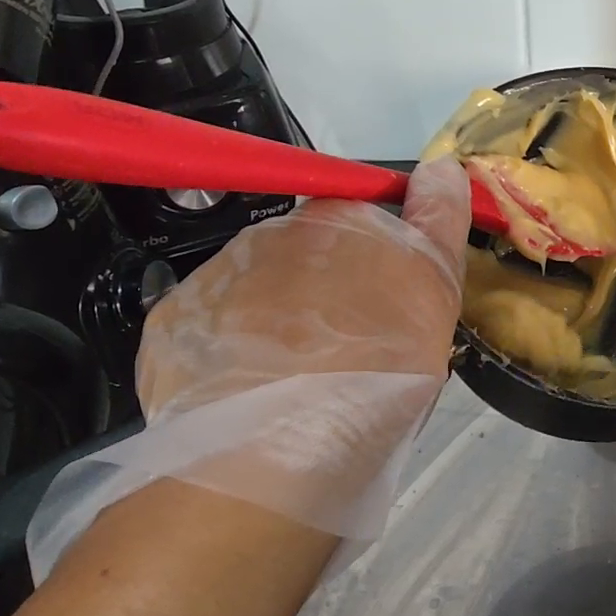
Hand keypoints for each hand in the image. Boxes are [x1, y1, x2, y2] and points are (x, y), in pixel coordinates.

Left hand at [128, 156, 469, 533]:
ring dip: (282, 323)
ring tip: (301, 386)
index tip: (394, 310)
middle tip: (357, 354)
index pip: (366, 217)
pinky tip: (252, 396)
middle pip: (312, 254)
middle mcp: (273, 233)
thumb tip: (443, 164)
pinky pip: (213, 331)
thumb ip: (440, 221)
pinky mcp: (171, 328)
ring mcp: (216, 279)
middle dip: (332, 290)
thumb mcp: (435, 291)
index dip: (385, 261)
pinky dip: (233, 355)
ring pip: (262, 292)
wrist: (277, 451)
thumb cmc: (380, 366)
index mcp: (339, 217)